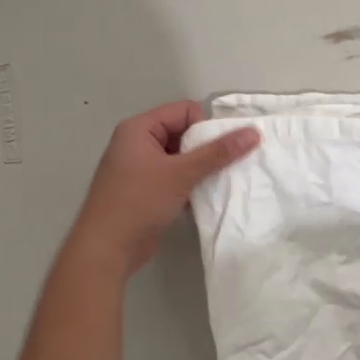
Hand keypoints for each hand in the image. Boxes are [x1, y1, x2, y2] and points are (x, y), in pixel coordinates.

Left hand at [65, 102, 258, 275]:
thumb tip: (253, 133)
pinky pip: (175, 177)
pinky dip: (190, 184)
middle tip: (223, 166)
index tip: (219, 150)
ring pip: (181, 158)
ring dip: (200, 169)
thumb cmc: (139, 202)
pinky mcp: (145, 190)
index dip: (205, 127)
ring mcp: (140, 168)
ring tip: (216, 183)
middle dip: (206, 148)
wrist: (106, 248)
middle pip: (184, 133)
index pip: (184, 111)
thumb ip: (219, 152)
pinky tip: (202, 198)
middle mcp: (137, 143)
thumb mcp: (182, 173)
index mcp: (139, 129)